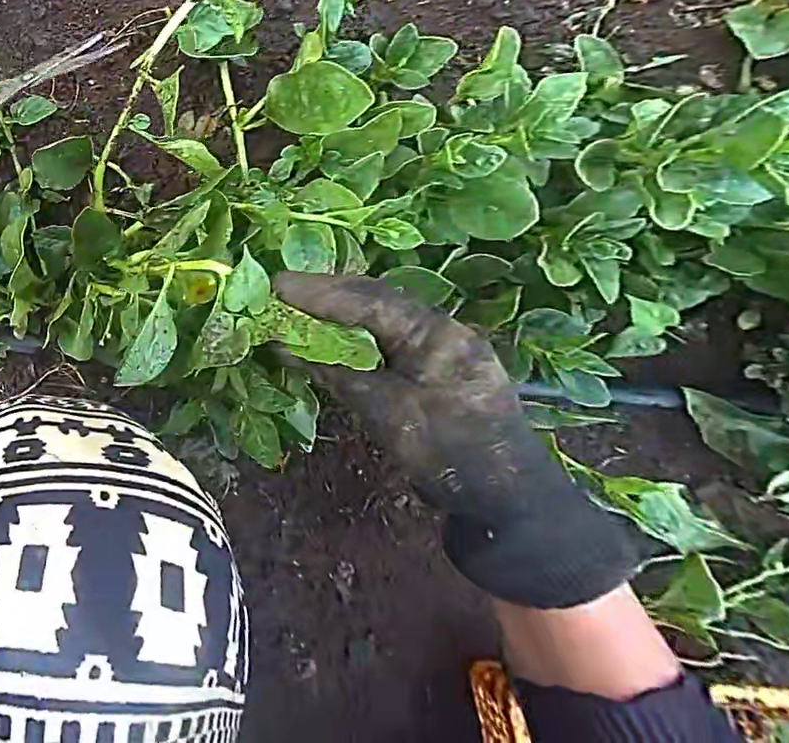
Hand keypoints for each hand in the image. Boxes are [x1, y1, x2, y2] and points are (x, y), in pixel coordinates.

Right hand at [271, 272, 642, 608]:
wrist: (511, 503)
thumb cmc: (450, 454)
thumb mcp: (388, 414)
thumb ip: (339, 374)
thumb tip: (287, 346)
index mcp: (436, 332)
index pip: (369, 300)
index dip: (320, 292)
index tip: (277, 284)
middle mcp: (441, 328)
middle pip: (375, 300)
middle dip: (326, 294)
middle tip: (281, 290)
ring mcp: (442, 346)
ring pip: (381, 318)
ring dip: (340, 313)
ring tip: (297, 307)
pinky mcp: (436, 367)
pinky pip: (390, 339)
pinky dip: (356, 336)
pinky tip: (332, 338)